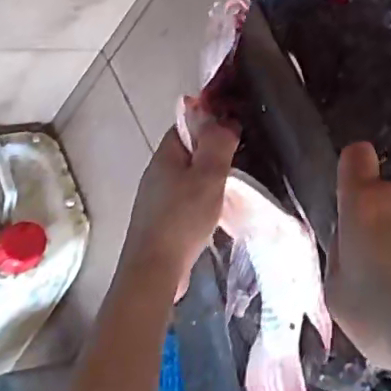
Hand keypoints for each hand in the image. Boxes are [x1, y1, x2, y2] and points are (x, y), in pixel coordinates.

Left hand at [120, 115, 237, 288]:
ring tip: (229, 186)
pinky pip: (183, 197)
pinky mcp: (158, 221)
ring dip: (205, 177)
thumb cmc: (183, 217)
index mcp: (165, 155)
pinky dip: (199, 198)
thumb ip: (218, 142)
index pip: (187, 124)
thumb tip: (225, 119)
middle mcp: (156, 172)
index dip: (210, 122)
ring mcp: (154, 198)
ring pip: (186, 175)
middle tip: (237, 159)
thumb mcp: (209, 174)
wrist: (154, 271)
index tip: (234, 131)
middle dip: (210, 151)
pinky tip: (212, 211)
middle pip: (187, 150)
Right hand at [327, 142, 390, 376]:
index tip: (353, 199)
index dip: (353, 171)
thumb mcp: (337, 293)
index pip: (356, 157)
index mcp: (362, 202)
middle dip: (380, 223)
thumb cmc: (382, 312)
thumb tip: (351, 239)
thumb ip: (340, 253)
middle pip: (384, 196)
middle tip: (379, 270)